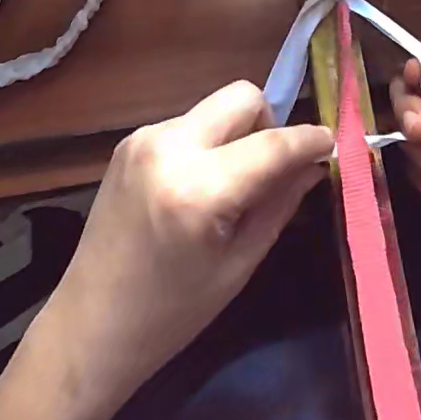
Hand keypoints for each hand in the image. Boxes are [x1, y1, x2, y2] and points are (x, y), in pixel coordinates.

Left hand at [43, 80, 333, 404]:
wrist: (89, 324)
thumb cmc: (172, 311)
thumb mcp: (240, 265)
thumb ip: (281, 204)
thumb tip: (314, 165)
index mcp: (198, 189)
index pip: (271, 143)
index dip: (309, 139)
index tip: (331, 141)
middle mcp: (168, 146)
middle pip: (241, 95)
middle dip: (268, 122)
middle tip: (270, 168)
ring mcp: (144, 137)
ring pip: (215, 108)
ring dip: (236, 134)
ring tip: (229, 185)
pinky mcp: (130, 140)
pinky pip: (189, 123)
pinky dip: (208, 142)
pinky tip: (196, 185)